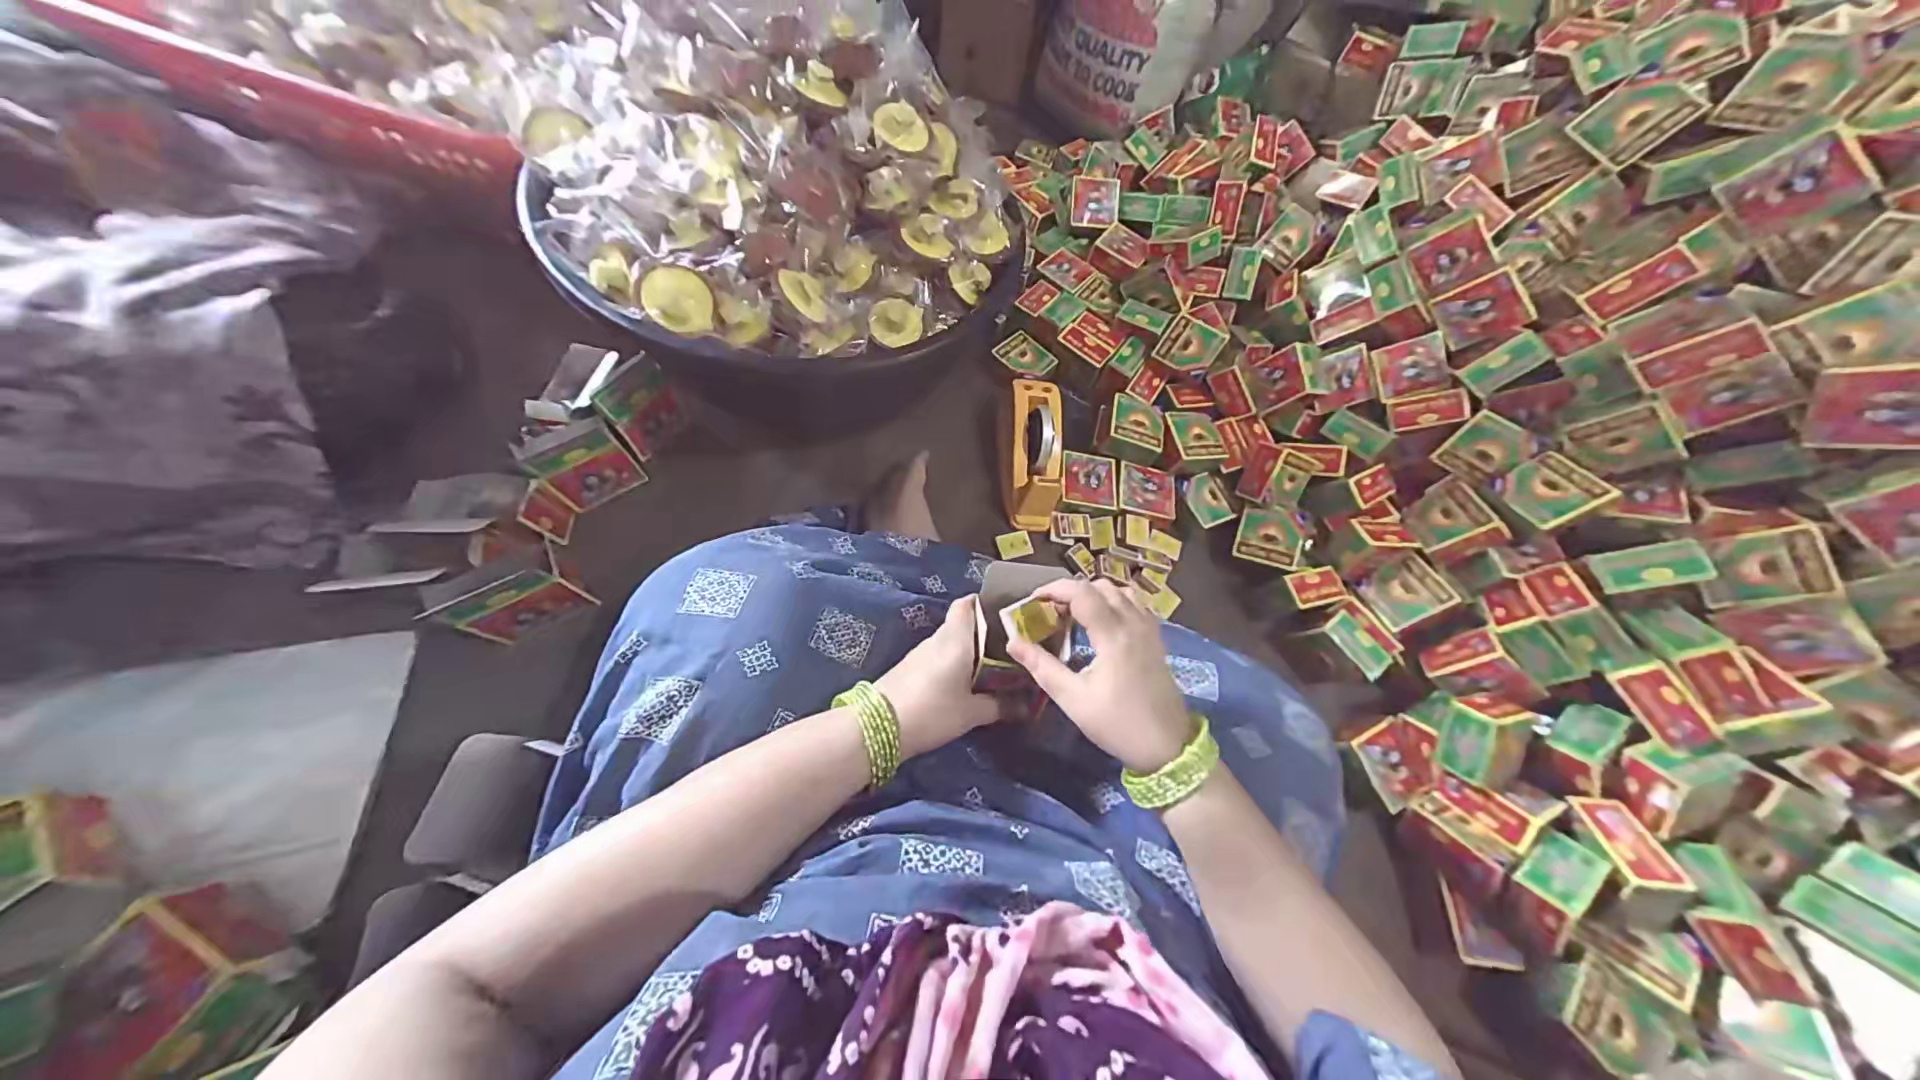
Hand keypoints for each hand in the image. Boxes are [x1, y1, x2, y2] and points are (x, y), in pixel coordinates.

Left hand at [874, 595, 1000, 758]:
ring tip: (993, 668)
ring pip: (950, 643)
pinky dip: (953, 664)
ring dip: (968, 652)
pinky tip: (965, 683)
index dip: (986, 604)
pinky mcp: (909, 669)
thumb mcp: (971, 713)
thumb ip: (1000, 706)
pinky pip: (938, 658)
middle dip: (985, 634)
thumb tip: (1026, 706)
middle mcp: (938, 639)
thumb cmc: (933, 711)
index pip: (968, 604)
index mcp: (956, 638)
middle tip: (1009, 650)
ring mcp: (920, 653)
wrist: (878, 727)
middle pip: (962, 624)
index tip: (1006, 616)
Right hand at [1005, 579, 1194, 773]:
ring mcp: (1149, 630)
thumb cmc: (1118, 725)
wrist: (1168, 747)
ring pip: (1120, 591)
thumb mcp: (1073, 699)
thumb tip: (1013, 642)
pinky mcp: (1156, 639)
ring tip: (1074, 614)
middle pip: (1100, 587)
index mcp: (1113, 635)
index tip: (1033, 600)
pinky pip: (1135, 604)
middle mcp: (1134, 624)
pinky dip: (1115, 601)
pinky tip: (1102, 622)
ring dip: (1094, 594)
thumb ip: (1042, 667)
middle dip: (1071, 591)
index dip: (1054, 589)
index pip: (1082, 593)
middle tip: (1050, 611)